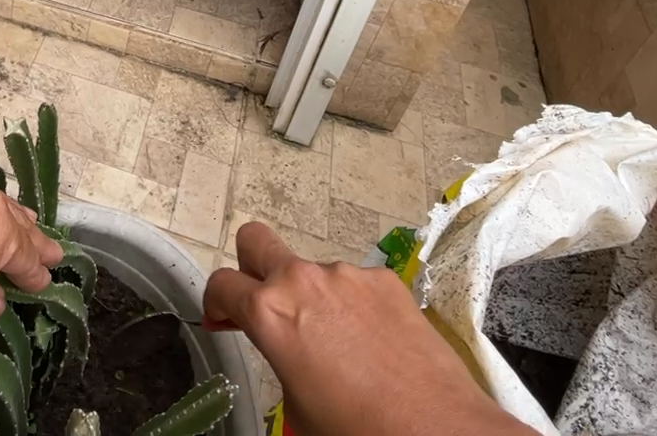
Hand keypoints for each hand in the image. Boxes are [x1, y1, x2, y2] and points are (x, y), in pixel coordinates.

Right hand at [203, 222, 534, 435]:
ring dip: (312, 296)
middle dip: (251, 267)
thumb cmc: (358, 433)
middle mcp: (301, 280)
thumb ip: (279, 363)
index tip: (223, 319)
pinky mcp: (385, 280)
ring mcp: (346, 274)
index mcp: (270, 312)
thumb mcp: (296, 411)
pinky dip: (353, 306)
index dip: (216, 304)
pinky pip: (353, 283)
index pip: (221, 284)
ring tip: (340, 346)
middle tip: (267, 306)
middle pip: (254, 240)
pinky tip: (374, 344)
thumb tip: (284, 354)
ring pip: (310, 270)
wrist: (440, 435)